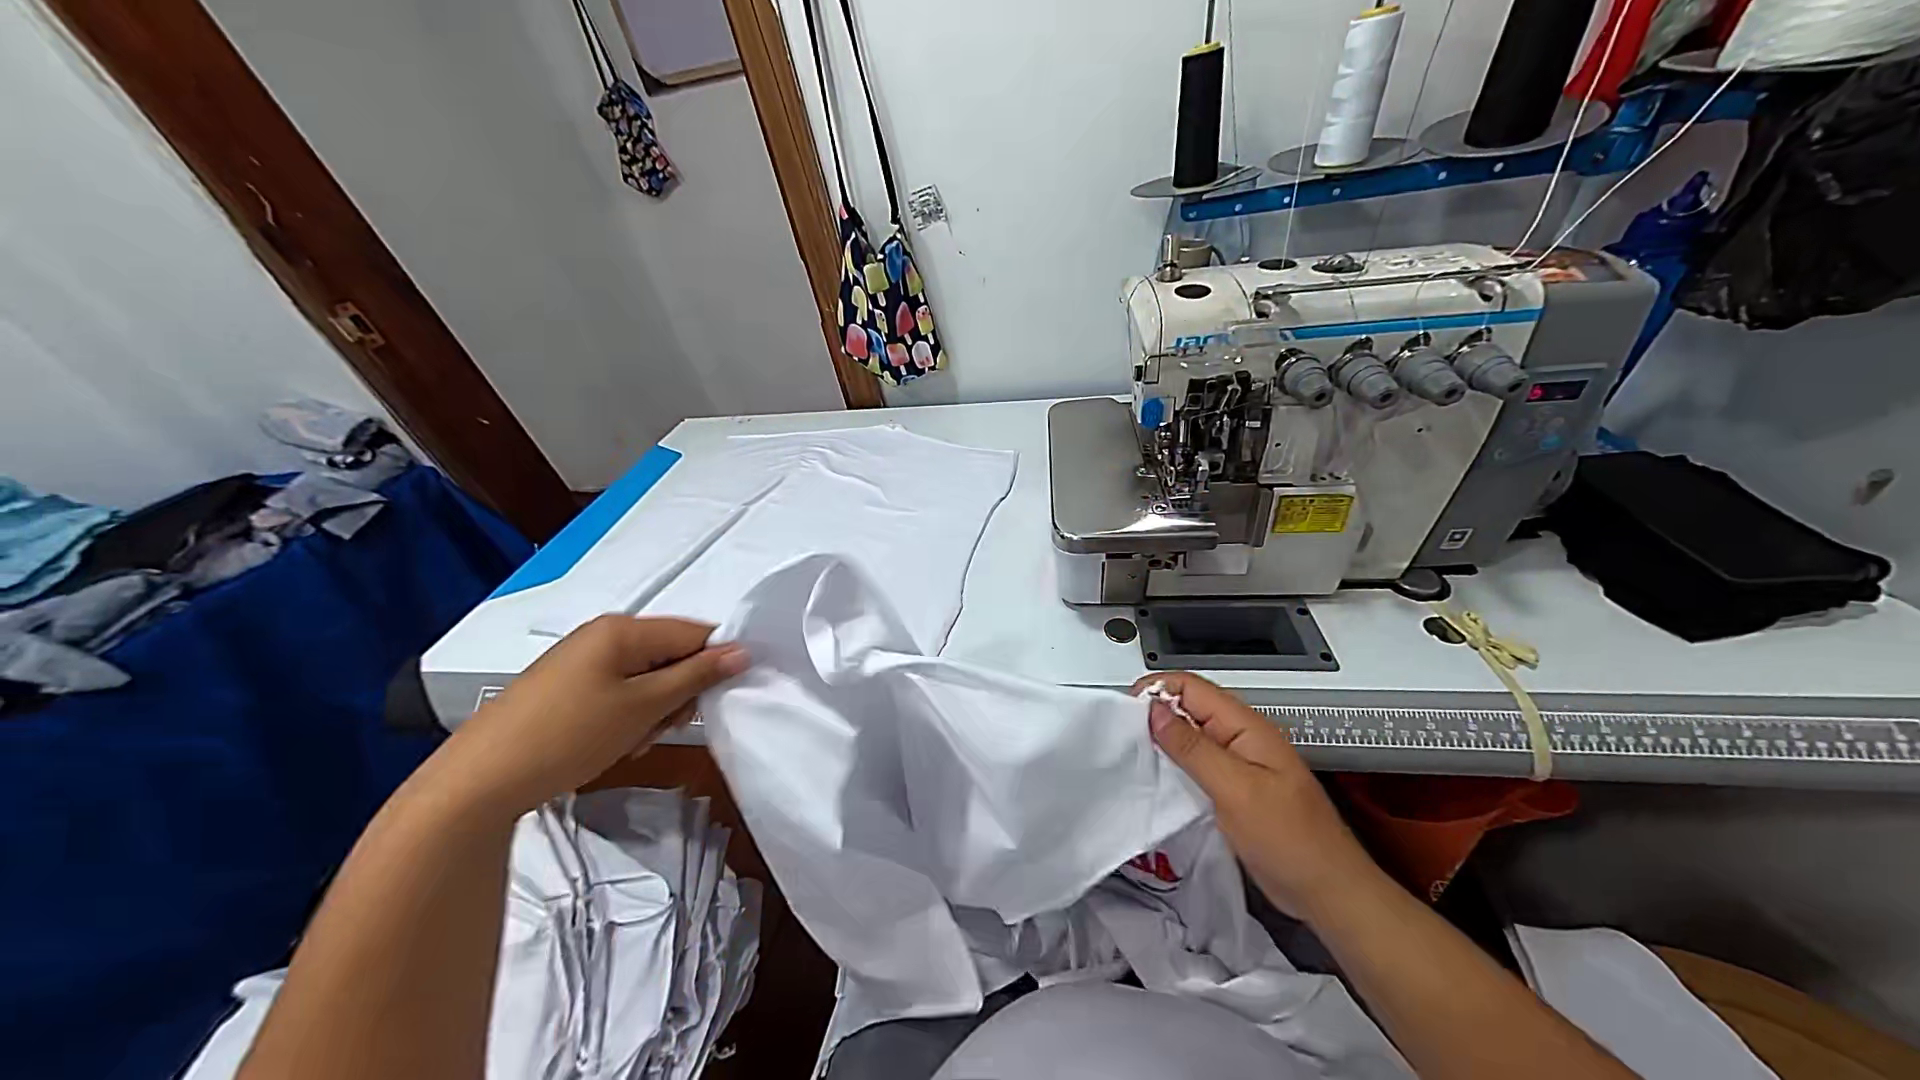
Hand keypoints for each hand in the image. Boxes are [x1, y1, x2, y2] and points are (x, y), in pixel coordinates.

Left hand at [432, 615, 750, 818]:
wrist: (479, 781)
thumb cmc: (569, 735)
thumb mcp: (643, 707)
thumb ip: (696, 676)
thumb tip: (742, 651)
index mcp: (622, 629)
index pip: (694, 633)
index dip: (715, 663)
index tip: (719, 699)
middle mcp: (602, 636)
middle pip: (670, 654)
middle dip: (678, 692)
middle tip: (663, 726)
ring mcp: (581, 662)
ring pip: (646, 678)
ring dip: (653, 709)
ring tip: (632, 741)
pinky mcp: (567, 688)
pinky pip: (618, 692)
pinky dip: (627, 716)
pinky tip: (613, 743)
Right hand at [1135, 672, 1380, 919]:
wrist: (1327, 892)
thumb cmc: (1291, 841)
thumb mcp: (1235, 789)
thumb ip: (1193, 747)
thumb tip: (1156, 710)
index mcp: (1246, 726)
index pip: (1191, 687)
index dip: (1157, 691)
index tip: (1127, 712)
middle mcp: (1241, 737)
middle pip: (1189, 706)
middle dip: (1155, 713)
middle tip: (1127, 736)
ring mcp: (1238, 763)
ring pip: (1190, 735)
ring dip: (1163, 740)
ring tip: (1138, 757)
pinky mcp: (1233, 787)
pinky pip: (1196, 763)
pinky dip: (1175, 766)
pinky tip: (1160, 780)